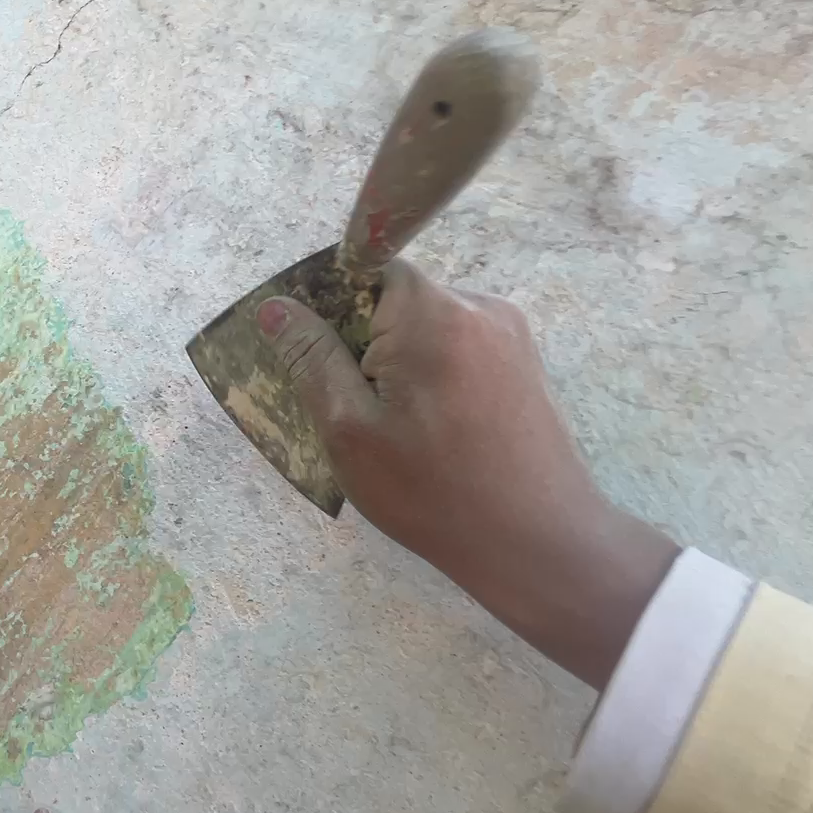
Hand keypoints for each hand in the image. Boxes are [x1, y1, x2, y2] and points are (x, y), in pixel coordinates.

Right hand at [255, 259, 679, 688]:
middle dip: (356, 335)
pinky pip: (451, 345)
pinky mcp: (521, 364)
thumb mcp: (347, 426)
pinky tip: (417, 423)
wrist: (537, 543)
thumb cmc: (430, 488)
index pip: (368, 268)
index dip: (329, 302)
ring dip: (389, 357)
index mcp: (435, 316)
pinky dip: (421, 370)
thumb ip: (311, 357)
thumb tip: (275, 306)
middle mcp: (480, 309)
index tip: (310, 351)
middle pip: (394, 297)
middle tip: (338, 398)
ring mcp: (509, 336)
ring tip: (378, 419)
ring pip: (422, 324)